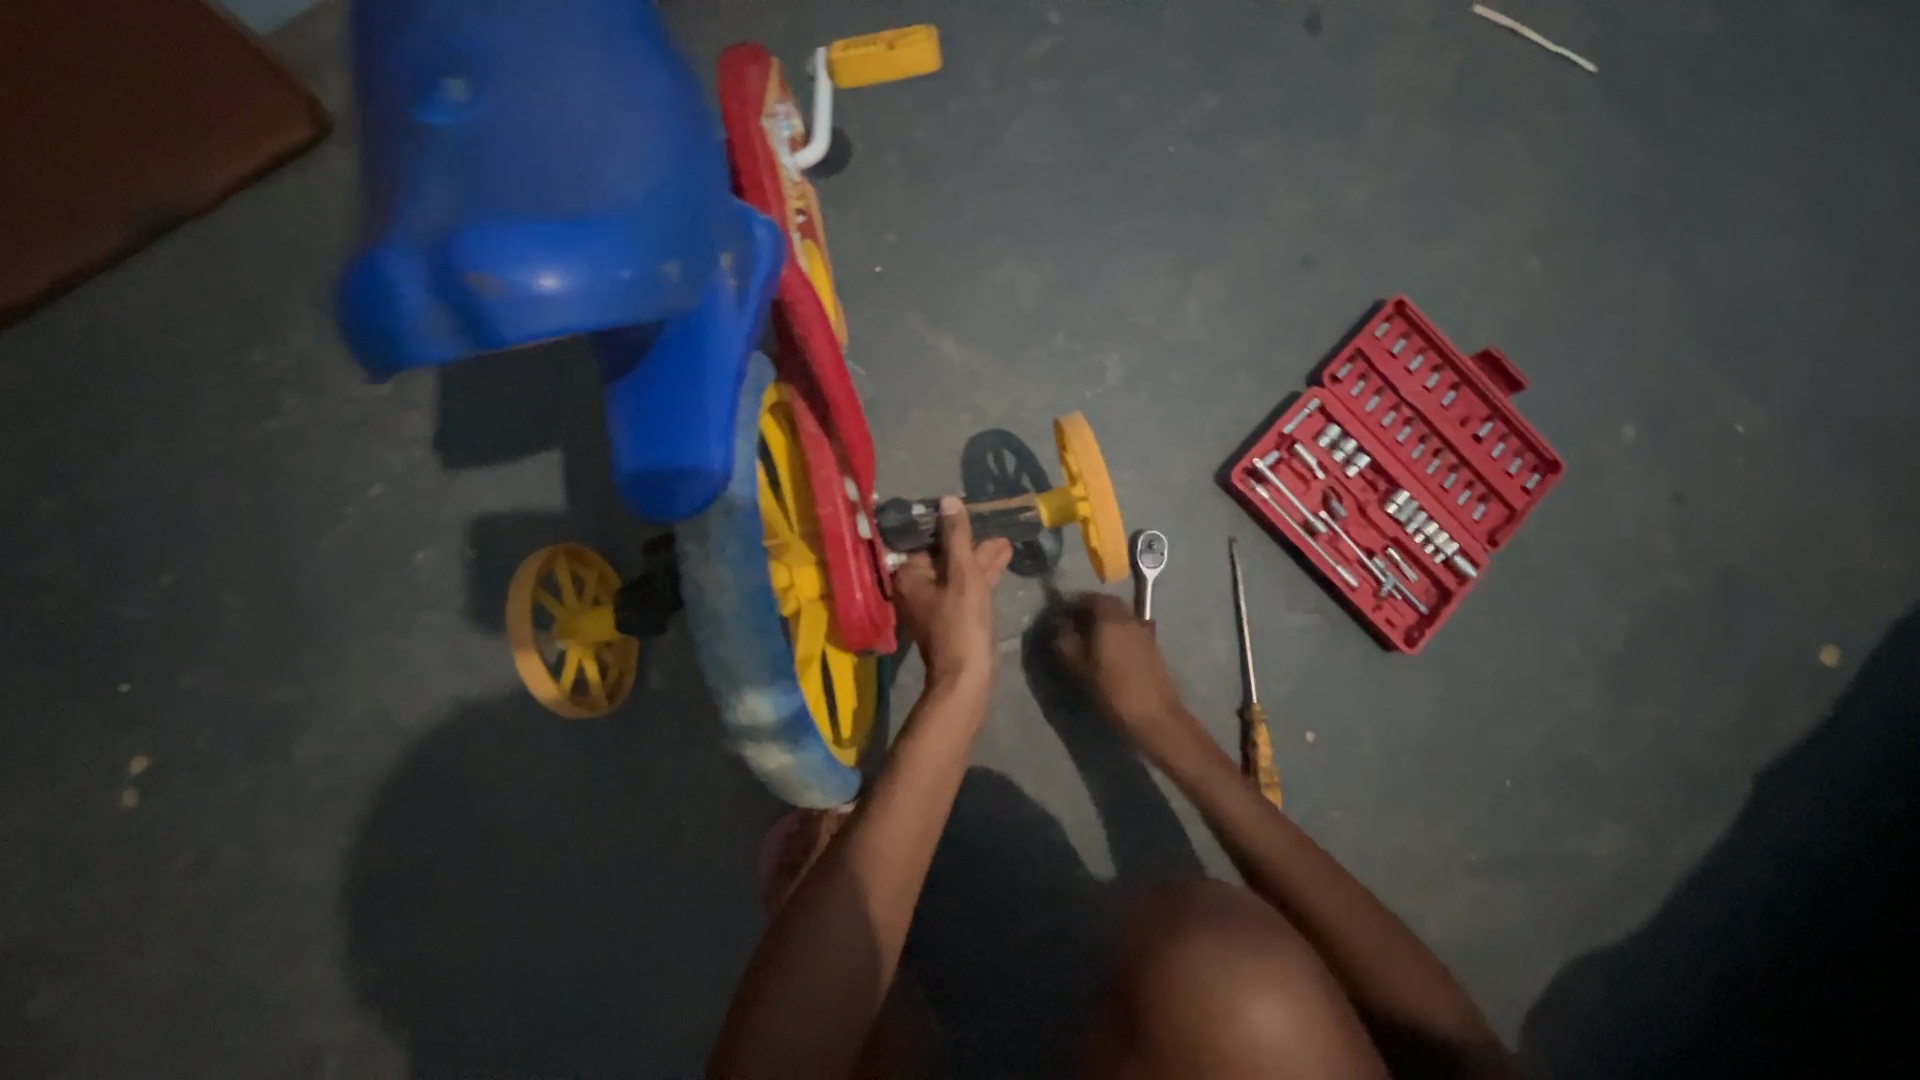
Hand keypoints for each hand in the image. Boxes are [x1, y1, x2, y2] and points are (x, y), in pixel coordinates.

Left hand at [892, 496, 1013, 692]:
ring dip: (981, 558)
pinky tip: (1002, 560)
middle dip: (971, 543)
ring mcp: (932, 604)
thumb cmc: (961, 621)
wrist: (966, 675)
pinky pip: (964, 588)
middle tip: (996, 527)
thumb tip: (949, 500)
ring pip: (957, 573)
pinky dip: (981, 576)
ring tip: (1007, 542)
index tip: (972, 514)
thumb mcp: (963, 573)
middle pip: (944, 556)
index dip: (951, 527)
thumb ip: (957, 536)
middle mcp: (914, 588)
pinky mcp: (950, 617)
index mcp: (908, 575)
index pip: (927, 540)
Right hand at [1051, 592, 1196, 750]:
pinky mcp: (1154, 645)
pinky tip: (1113, 648)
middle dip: (1091, 608)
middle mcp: (1130, 618)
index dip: (1075, 602)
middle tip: (1076, 623)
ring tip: (1093, 637)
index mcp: (1110, 618)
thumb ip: (1065, 640)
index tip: (1062, 613)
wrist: (1154, 715)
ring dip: (1107, 619)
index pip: (1091, 597)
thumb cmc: (1111, 690)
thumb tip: (1059, 623)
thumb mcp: (1078, 667)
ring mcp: (1145, 630)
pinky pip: (1133, 627)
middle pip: (1109, 603)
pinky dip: (1120, 630)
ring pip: (1123, 615)